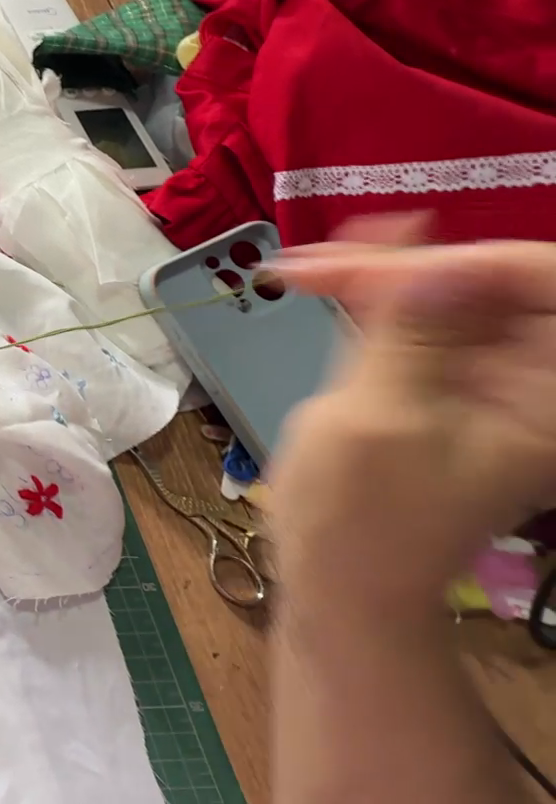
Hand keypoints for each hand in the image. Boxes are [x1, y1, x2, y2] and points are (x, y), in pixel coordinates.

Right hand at [271, 215, 555, 615]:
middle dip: (405, 262)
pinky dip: (374, 304)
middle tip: (314, 260)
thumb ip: (410, 338)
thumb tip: (439, 261)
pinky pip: (422, 327)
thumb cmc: (357, 513)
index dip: (457, 260)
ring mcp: (489, 388)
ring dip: (379, 276)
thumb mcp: (378, 420)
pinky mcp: (444, 390)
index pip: (539, 288)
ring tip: (303, 268)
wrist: (343, 576)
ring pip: (449, 300)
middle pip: (490, 288)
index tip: (365, 259)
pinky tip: (326, 289)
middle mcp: (533, 385)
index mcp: (546, 398)